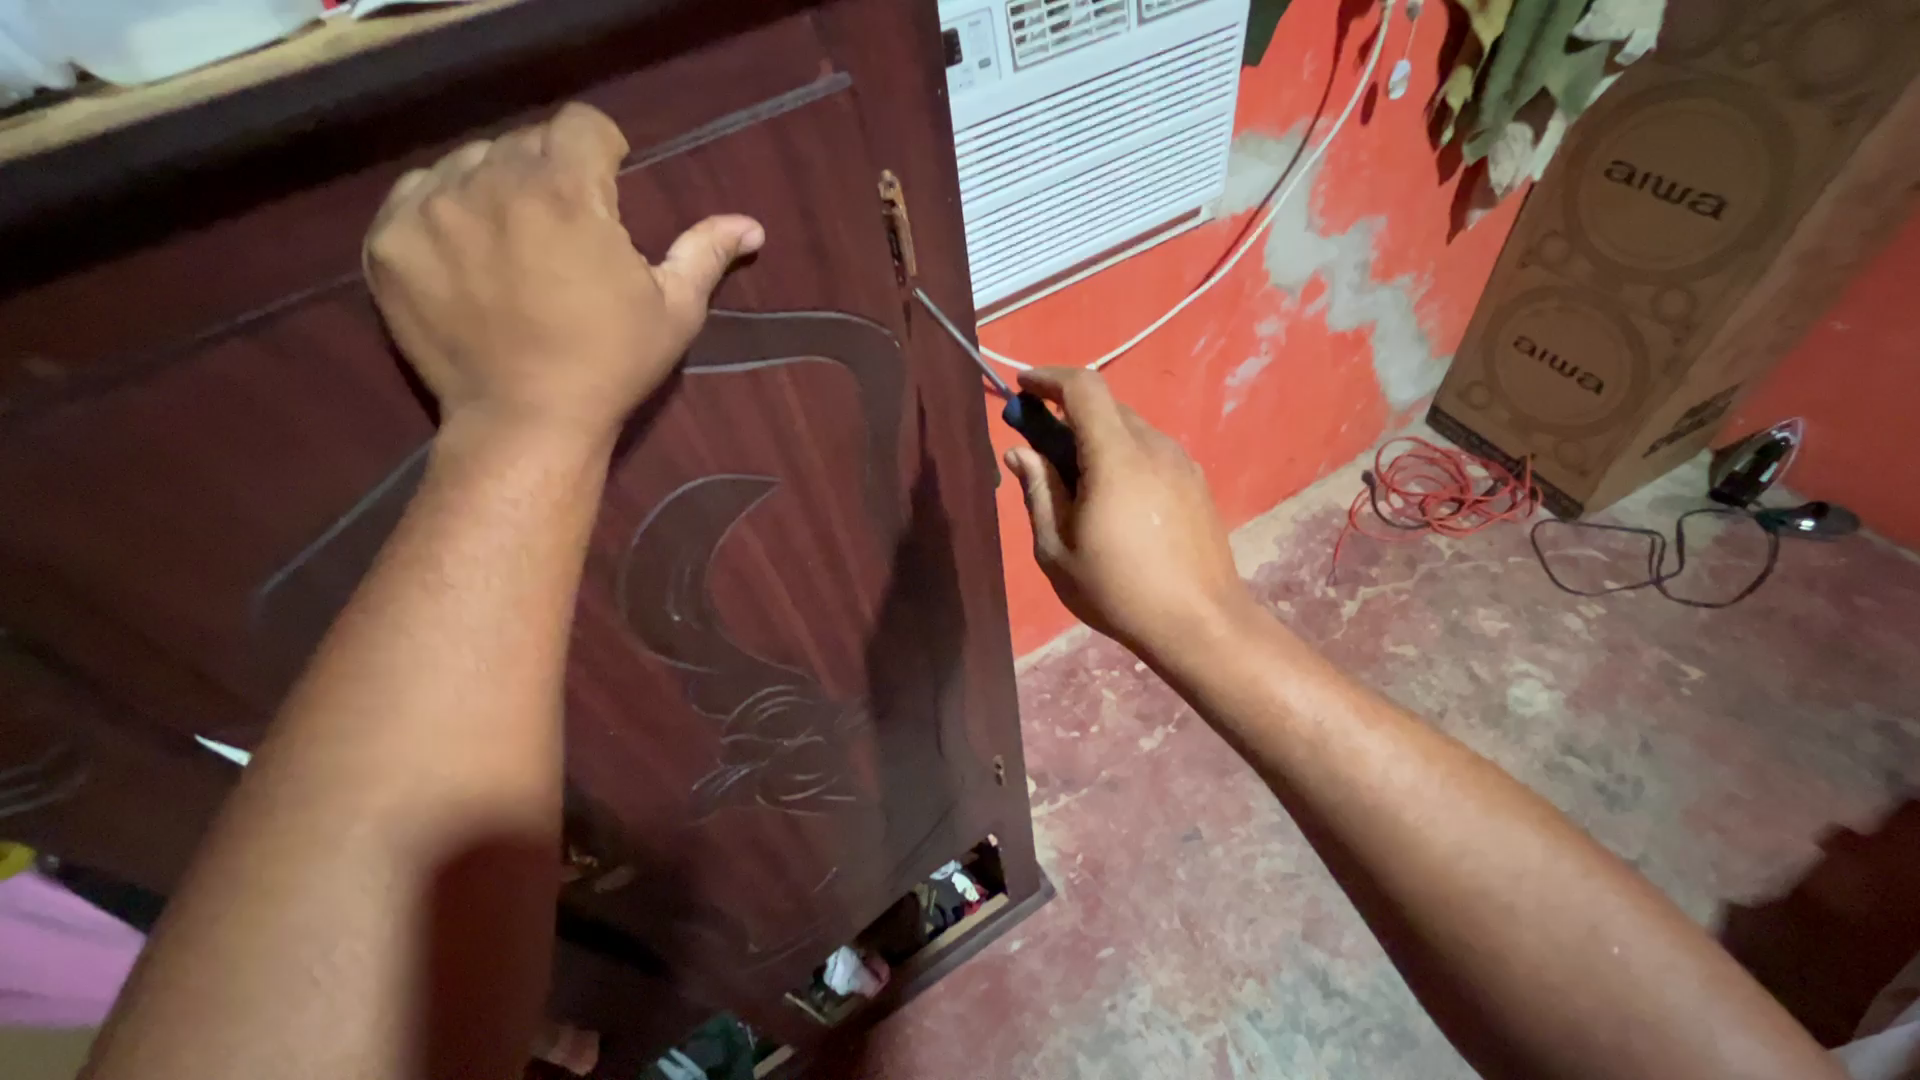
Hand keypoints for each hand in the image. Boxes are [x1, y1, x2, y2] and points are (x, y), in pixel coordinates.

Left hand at [363, 102, 763, 447]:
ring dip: (498, 187)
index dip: (604, 151)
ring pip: (469, 162)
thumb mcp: (673, 311)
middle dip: (553, 172)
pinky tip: (470, 254)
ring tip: (515, 241)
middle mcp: (493, 182)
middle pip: (526, 141)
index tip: (610, 186)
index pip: (583, 124)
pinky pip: (418, 194)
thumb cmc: (612, 366)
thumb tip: (753, 226)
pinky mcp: (390, 240)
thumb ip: (705, 253)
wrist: (526, 423)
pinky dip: (445, 211)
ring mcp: (432, 209)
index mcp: (568, 192)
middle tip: (566, 228)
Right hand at [1004, 368, 1254, 660]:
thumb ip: (1038, 492)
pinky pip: (1151, 451)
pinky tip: (1114, 497)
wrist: (1200, 623)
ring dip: (1096, 435)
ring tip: (1076, 480)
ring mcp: (1181, 463)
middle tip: (1039, 444)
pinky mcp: (1196, 482)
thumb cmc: (1118, 591)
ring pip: (1131, 427)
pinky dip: (1123, 454)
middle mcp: (1154, 447)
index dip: (1049, 378)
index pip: (1083, 388)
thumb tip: (1020, 453)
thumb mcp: (1057, 550)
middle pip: (1107, 406)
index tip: (1022, 388)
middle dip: (1067, 411)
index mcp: (1116, 458)